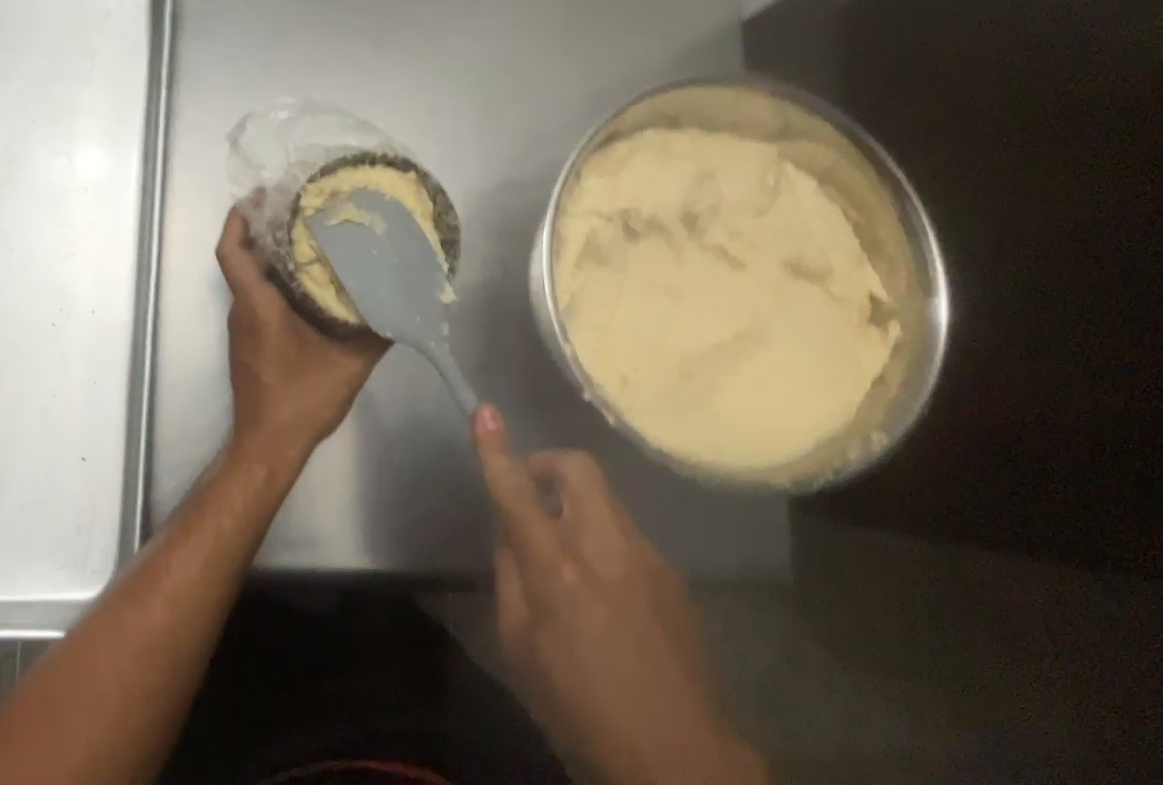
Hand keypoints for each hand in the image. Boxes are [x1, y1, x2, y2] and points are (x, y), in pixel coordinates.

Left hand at [216, 207, 386, 466]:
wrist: (268, 447)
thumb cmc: (300, 401)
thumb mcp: (349, 365)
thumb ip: (378, 334)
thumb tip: (407, 305)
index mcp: (257, 307)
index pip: (231, 251)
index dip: (239, 219)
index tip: (259, 196)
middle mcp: (243, 312)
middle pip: (243, 260)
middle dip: (266, 232)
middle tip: (302, 212)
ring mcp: (243, 330)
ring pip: (251, 282)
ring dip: (274, 260)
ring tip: (313, 242)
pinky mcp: (250, 345)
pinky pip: (258, 302)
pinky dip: (278, 287)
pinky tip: (312, 288)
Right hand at [471, 404, 766, 784]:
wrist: (678, 753)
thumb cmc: (579, 707)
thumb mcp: (520, 648)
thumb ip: (510, 578)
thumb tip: (510, 533)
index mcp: (558, 572)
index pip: (518, 493)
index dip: (496, 450)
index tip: (484, 411)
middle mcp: (606, 549)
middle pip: (578, 468)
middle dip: (547, 463)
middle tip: (529, 493)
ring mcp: (648, 558)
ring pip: (604, 500)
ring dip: (575, 505)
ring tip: (563, 554)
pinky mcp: (672, 575)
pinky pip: (626, 535)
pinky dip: (602, 540)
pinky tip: (602, 591)